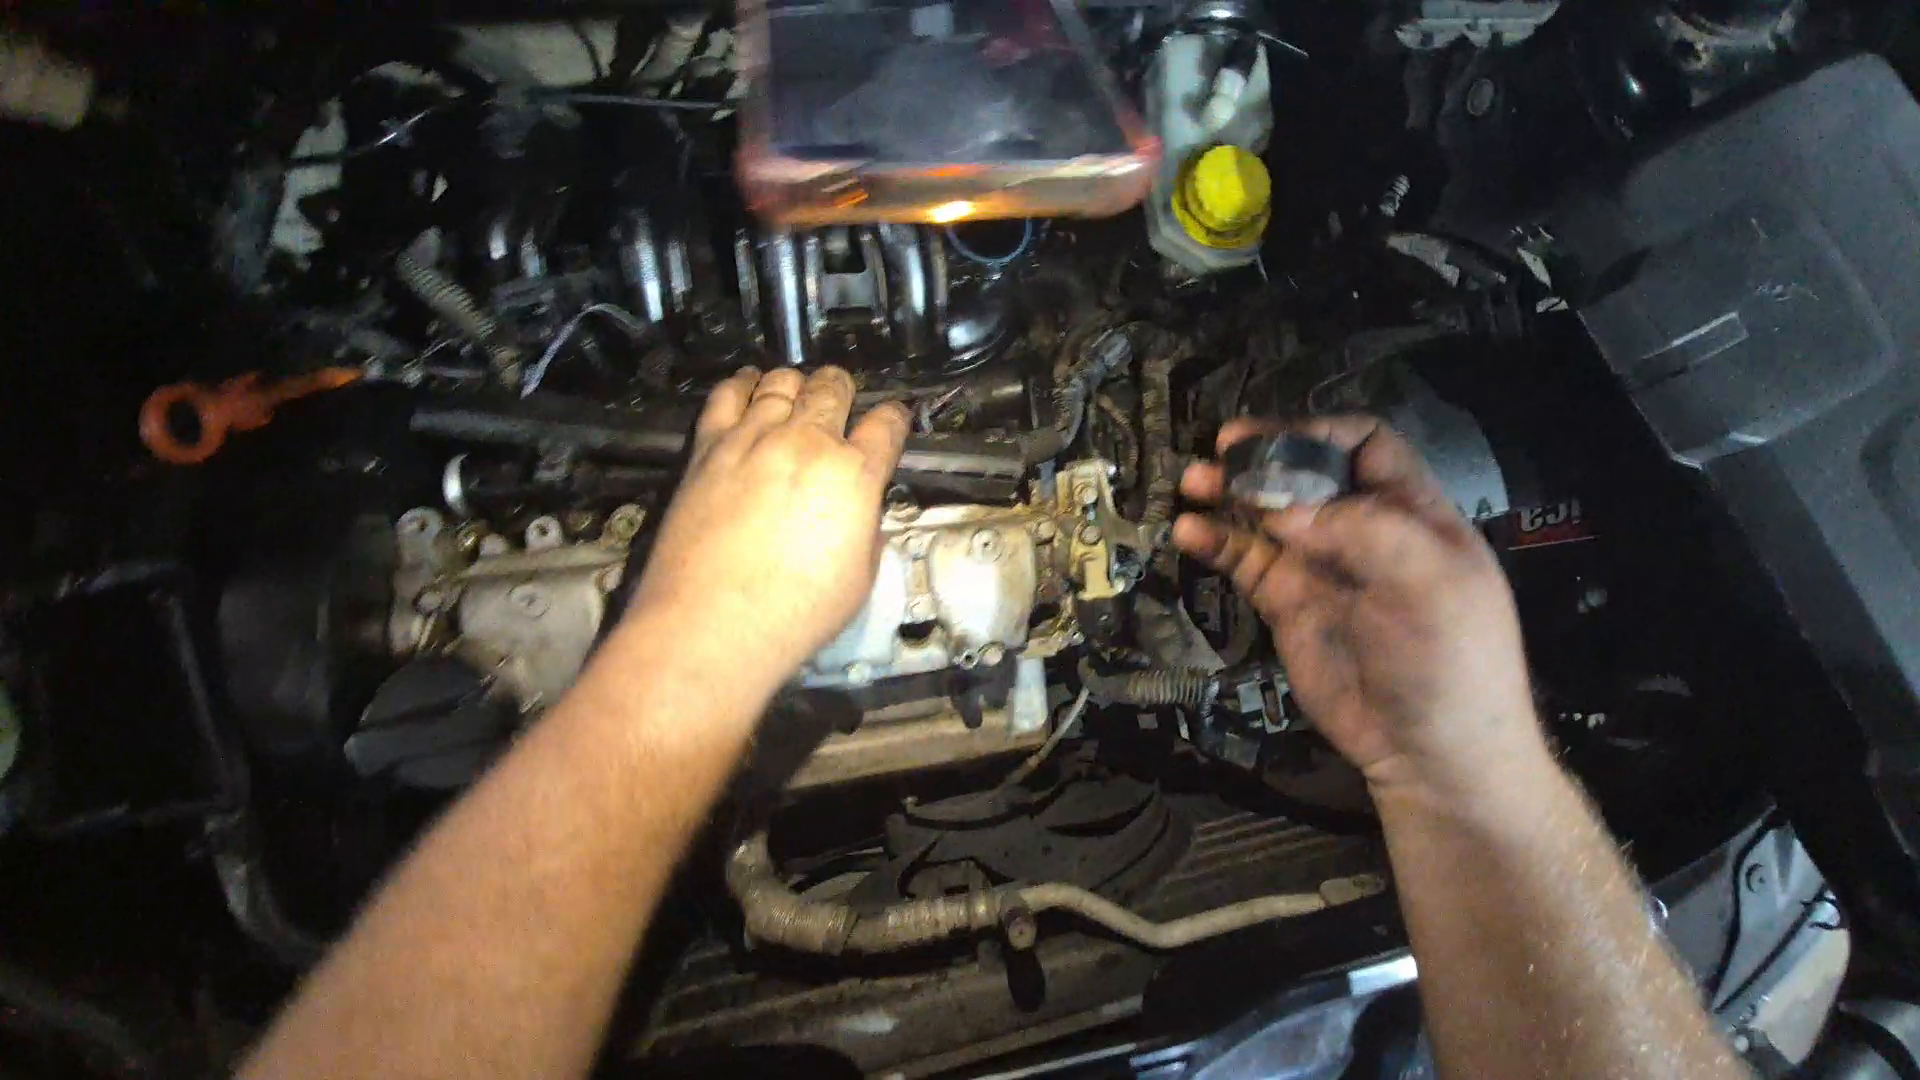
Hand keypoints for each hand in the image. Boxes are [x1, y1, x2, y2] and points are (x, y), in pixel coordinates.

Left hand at [624, 367, 909, 700]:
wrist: (715, 621)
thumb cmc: (794, 611)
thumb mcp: (861, 577)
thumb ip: (866, 530)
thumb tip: (859, 514)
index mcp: (855, 474)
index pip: (886, 425)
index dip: (893, 418)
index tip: (891, 421)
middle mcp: (808, 443)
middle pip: (833, 388)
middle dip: (843, 389)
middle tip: (841, 397)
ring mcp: (754, 439)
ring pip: (781, 382)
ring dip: (797, 383)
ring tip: (797, 389)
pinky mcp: (709, 448)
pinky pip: (727, 395)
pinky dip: (743, 383)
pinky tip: (748, 383)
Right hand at [1173, 417, 1545, 799]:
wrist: (1428, 751)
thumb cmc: (1448, 662)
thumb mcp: (1430, 587)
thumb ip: (1363, 533)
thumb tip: (1281, 511)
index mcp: (1408, 511)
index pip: (1364, 444)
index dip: (1318, 433)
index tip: (1271, 441)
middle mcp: (1358, 528)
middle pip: (1302, 473)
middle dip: (1261, 458)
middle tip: (1219, 452)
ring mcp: (1316, 564)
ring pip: (1263, 512)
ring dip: (1227, 494)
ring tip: (1191, 485)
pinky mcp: (1283, 600)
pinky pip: (1243, 559)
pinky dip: (1214, 541)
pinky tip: (1189, 533)